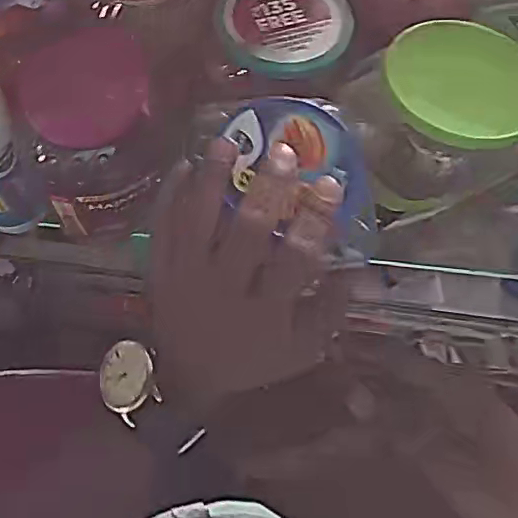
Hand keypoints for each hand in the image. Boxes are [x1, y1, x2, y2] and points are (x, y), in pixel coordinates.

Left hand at [148, 137, 349, 412]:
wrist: (186, 376)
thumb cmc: (251, 358)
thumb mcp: (301, 349)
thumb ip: (330, 308)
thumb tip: (358, 265)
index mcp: (265, 310)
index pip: (296, 259)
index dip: (315, 220)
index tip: (330, 183)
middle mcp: (224, 287)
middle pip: (246, 230)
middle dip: (268, 188)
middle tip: (283, 151)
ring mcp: (185, 274)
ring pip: (198, 218)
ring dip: (213, 177)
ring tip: (227, 141)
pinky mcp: (159, 266)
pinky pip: (162, 224)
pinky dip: (172, 193)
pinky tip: (186, 163)